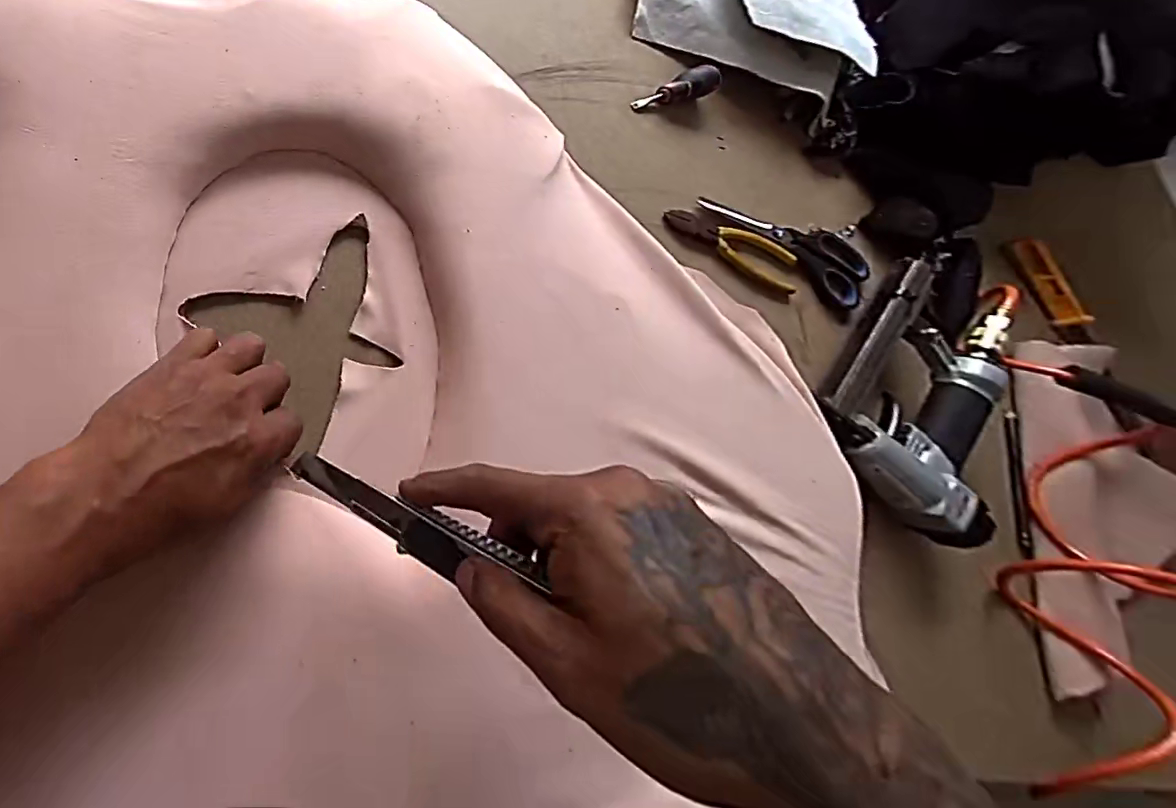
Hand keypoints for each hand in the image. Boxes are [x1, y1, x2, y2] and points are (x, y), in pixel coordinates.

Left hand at [43, 328, 301, 576]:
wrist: (106, 491)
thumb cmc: (159, 508)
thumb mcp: (226, 505)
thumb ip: (255, 470)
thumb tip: (264, 454)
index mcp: (257, 440)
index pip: (292, 420)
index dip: (278, 430)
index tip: (265, 434)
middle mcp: (239, 400)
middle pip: (277, 375)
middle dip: (266, 391)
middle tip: (246, 406)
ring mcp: (207, 375)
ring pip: (250, 345)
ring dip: (244, 362)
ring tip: (226, 379)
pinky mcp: (175, 362)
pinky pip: (205, 336)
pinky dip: (204, 349)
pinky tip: (194, 368)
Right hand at [400, 464, 989, 807]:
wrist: (821, 742)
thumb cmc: (677, 700)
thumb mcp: (563, 661)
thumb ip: (498, 602)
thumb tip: (469, 566)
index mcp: (586, 510)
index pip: (491, 486)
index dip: (441, 488)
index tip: (408, 492)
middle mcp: (625, 490)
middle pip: (537, 505)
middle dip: (515, 546)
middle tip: (527, 609)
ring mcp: (667, 505)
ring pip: (578, 518)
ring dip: (559, 557)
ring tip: (587, 625)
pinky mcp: (696, 527)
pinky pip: (617, 526)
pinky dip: (596, 557)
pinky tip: (627, 616)